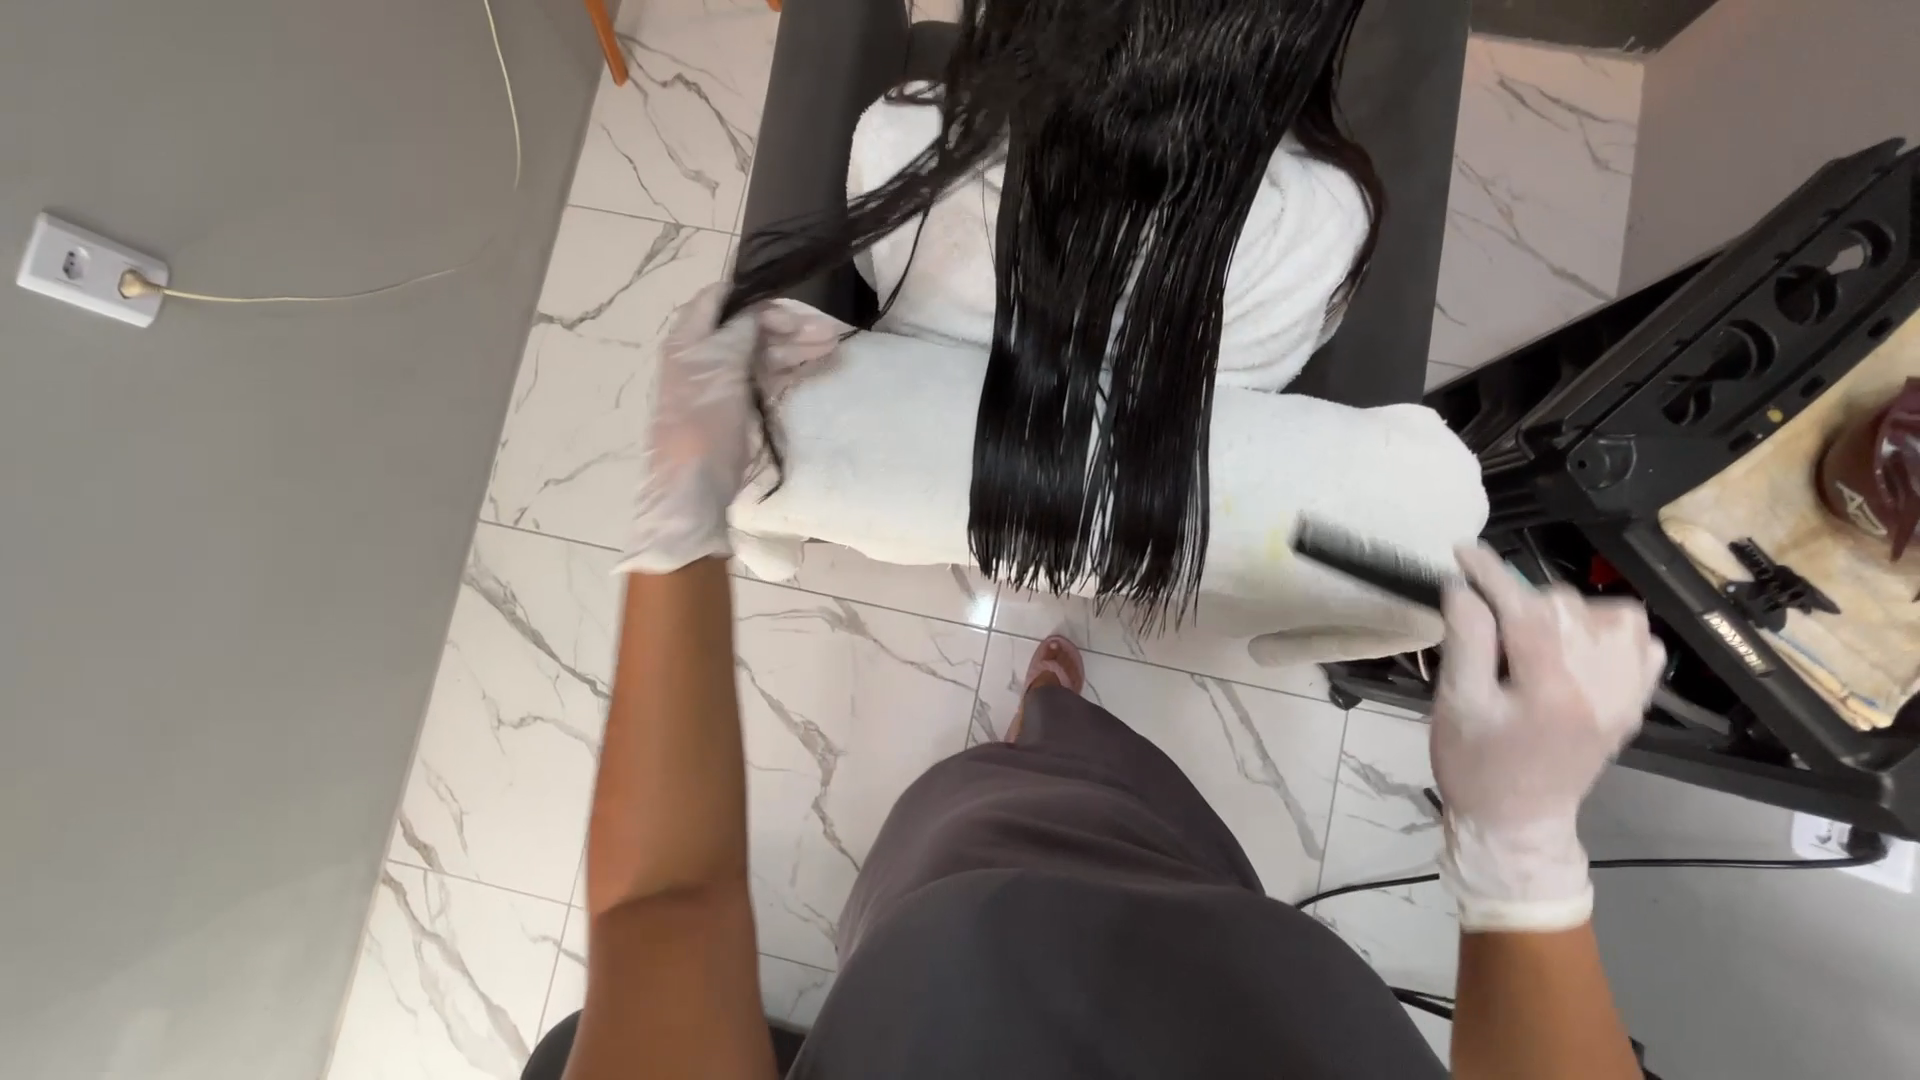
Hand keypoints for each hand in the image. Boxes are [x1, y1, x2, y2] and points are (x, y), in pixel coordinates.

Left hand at [614, 286, 840, 574]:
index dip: (754, 295)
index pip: (720, 299)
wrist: (698, 488)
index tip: (791, 300)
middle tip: (826, 330)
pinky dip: (794, 367)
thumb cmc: (702, 423)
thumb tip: (758, 308)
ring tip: (833, 345)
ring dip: (797, 345)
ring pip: (765, 351)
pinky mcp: (744, 404)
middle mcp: (706, 354)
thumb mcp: (719, 368)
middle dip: (787, 324)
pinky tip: (818, 363)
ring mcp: (726, 380)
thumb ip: (738, 332)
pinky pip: (771, 375)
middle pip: (749, 325)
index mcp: (689, 340)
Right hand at [1431, 544, 1665, 931]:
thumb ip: (1466, 641)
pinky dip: (1606, 630)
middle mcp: (1604, 687)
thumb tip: (1464, 589)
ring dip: (1565, 609)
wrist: (1515, 820)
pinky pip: (1639, 645)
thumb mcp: (1455, 703)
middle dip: (1520, 596)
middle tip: (1481, 612)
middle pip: (1568, 609)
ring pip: (1611, 617)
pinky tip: (1572, 642)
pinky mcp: (1632, 704)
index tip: (1463, 551)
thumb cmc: (1474, 764)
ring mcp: (1626, 696)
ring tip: (1527, 627)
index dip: (1492, 574)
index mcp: (1554, 689)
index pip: (1527, 610)